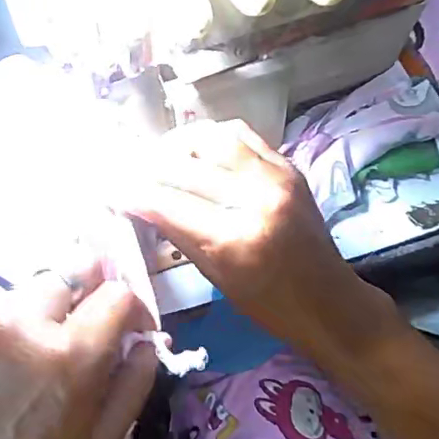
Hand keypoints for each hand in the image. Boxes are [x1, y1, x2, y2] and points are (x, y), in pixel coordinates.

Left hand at [0, 264, 155, 438]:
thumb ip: (128, 386)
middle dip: (76, 309)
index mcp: (65, 357)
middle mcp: (10, 325)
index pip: (115, 294)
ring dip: (28, 324)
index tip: (128, 336)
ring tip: (20, 378)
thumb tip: (143, 343)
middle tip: (71, 354)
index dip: (130, 312)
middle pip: (60, 281)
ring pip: (12, 300)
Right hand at [118, 119, 403, 355]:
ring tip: (162, 158)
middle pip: (183, 165)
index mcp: (234, 238)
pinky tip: (198, 152)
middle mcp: (255, 198)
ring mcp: (276, 177)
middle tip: (126, 170)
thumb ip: (175, 232)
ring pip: (210, 138)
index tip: (109, 187)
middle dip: (146, 167)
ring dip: (177, 145)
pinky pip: (240, 135)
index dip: (131, 192)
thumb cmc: (268, 303)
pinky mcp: (288, 166)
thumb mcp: (214, 275)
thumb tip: (138, 202)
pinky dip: (211, 138)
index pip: (166, 202)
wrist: (330, 301)